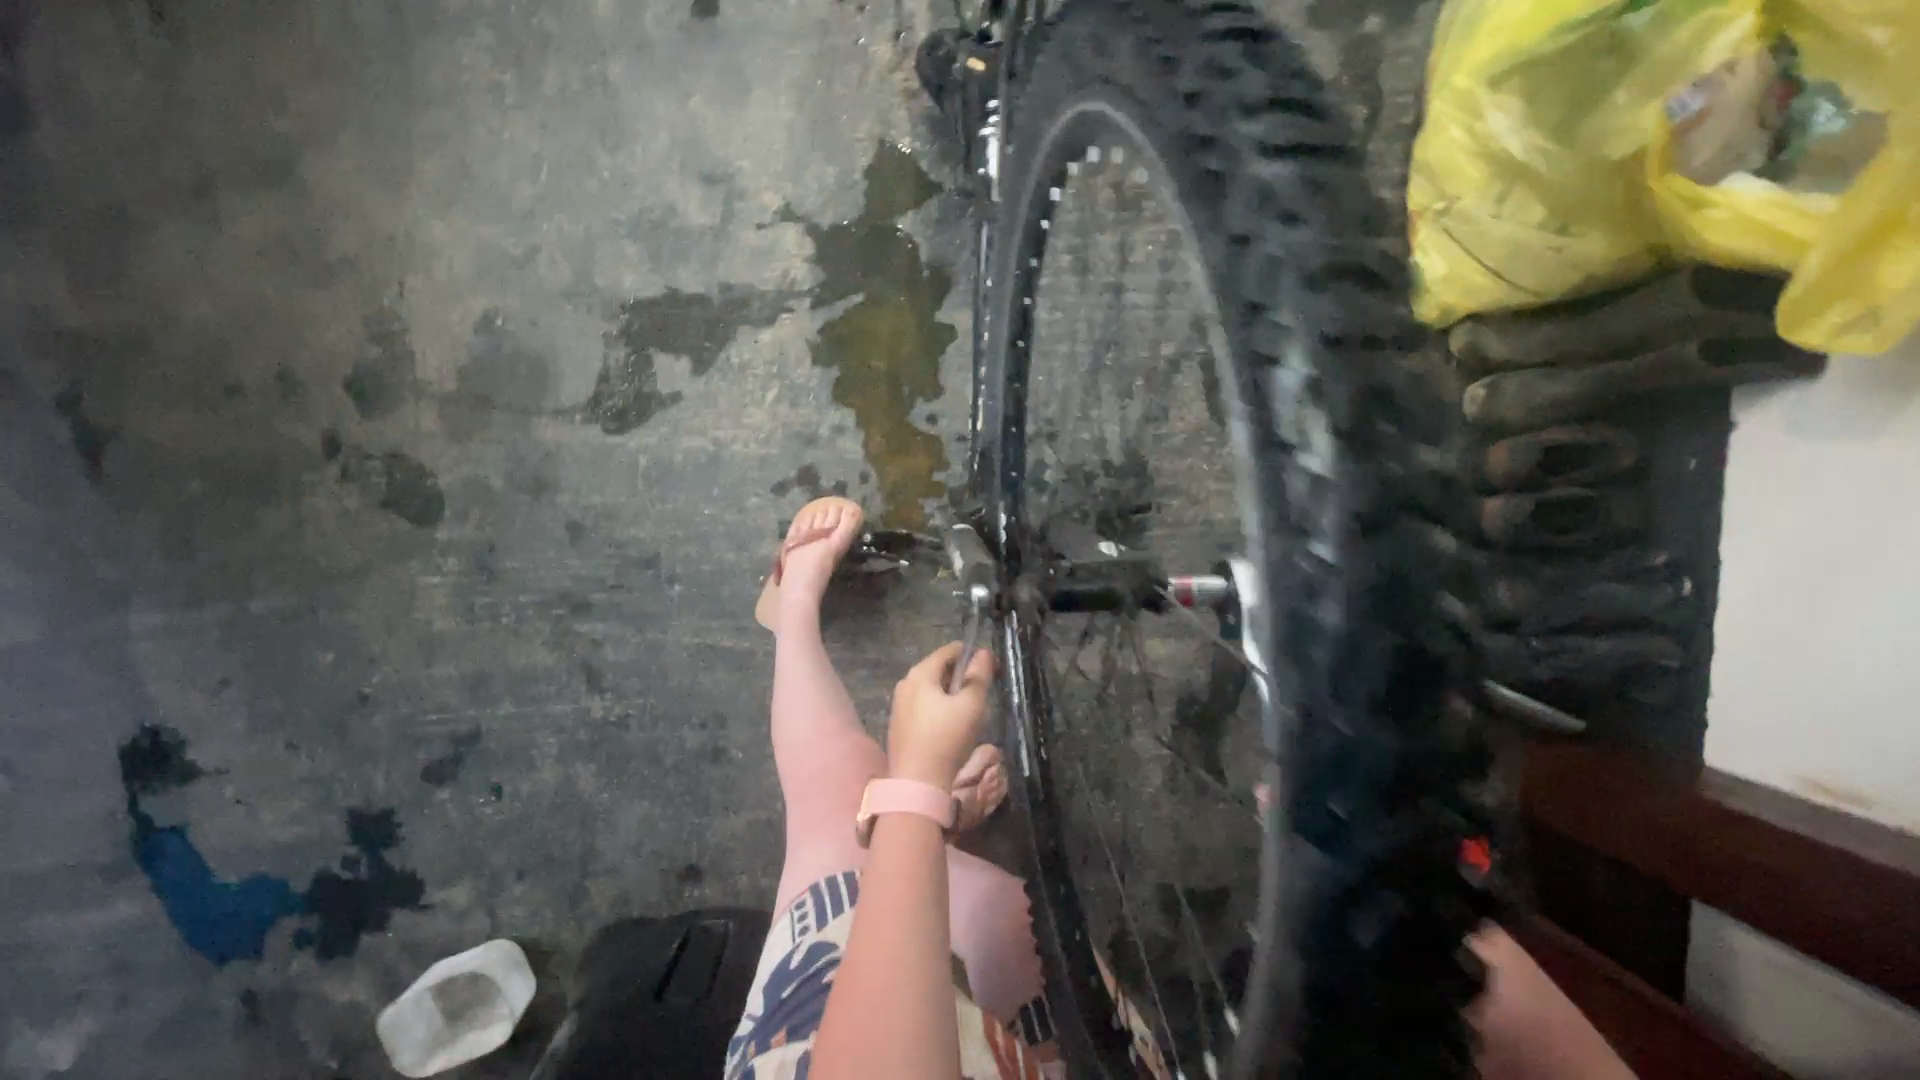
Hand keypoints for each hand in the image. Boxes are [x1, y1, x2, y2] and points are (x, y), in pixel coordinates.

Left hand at [887, 643, 994, 786]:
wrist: (917, 783)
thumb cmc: (947, 738)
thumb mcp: (971, 704)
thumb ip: (979, 675)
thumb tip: (984, 652)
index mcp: (920, 673)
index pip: (950, 650)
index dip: (973, 655)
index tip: (991, 670)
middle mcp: (905, 683)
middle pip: (939, 668)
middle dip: (962, 676)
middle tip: (982, 693)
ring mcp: (899, 705)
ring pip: (931, 689)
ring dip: (951, 694)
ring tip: (969, 711)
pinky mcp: (898, 725)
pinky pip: (923, 706)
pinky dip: (938, 709)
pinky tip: (950, 727)